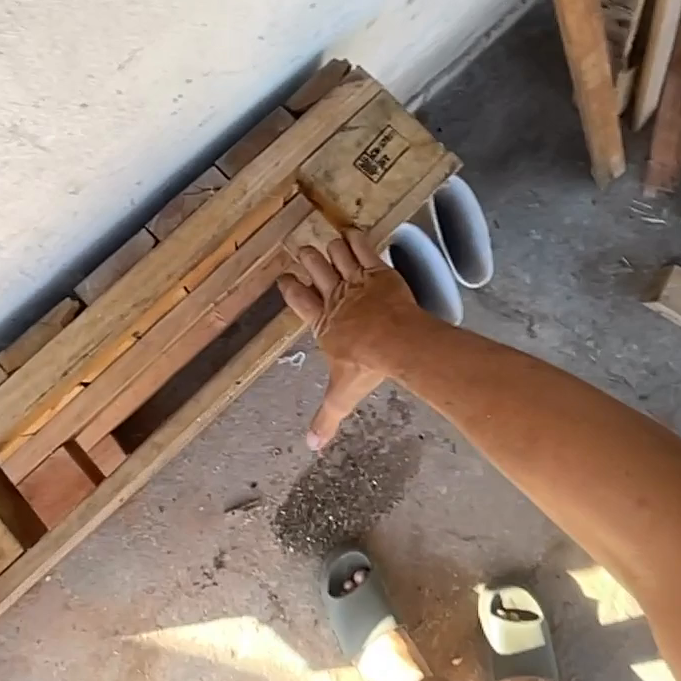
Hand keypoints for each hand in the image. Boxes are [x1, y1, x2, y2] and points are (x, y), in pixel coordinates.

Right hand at [276, 227, 431, 451]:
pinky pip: (362, 246)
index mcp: (321, 321)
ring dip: (334, 248)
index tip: (285, 278)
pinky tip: (354, 233)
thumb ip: (325, 418)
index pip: (297, 297)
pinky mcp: (376, 270)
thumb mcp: (341, 395)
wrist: (395, 342)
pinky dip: (356, 238)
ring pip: (335, 252)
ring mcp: (354, 279)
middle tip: (307, 253)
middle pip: (313, 267)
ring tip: (334, 246)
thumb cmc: (365, 366)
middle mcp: (333, 295)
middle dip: (308, 258)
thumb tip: (311, 447)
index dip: (289, 285)